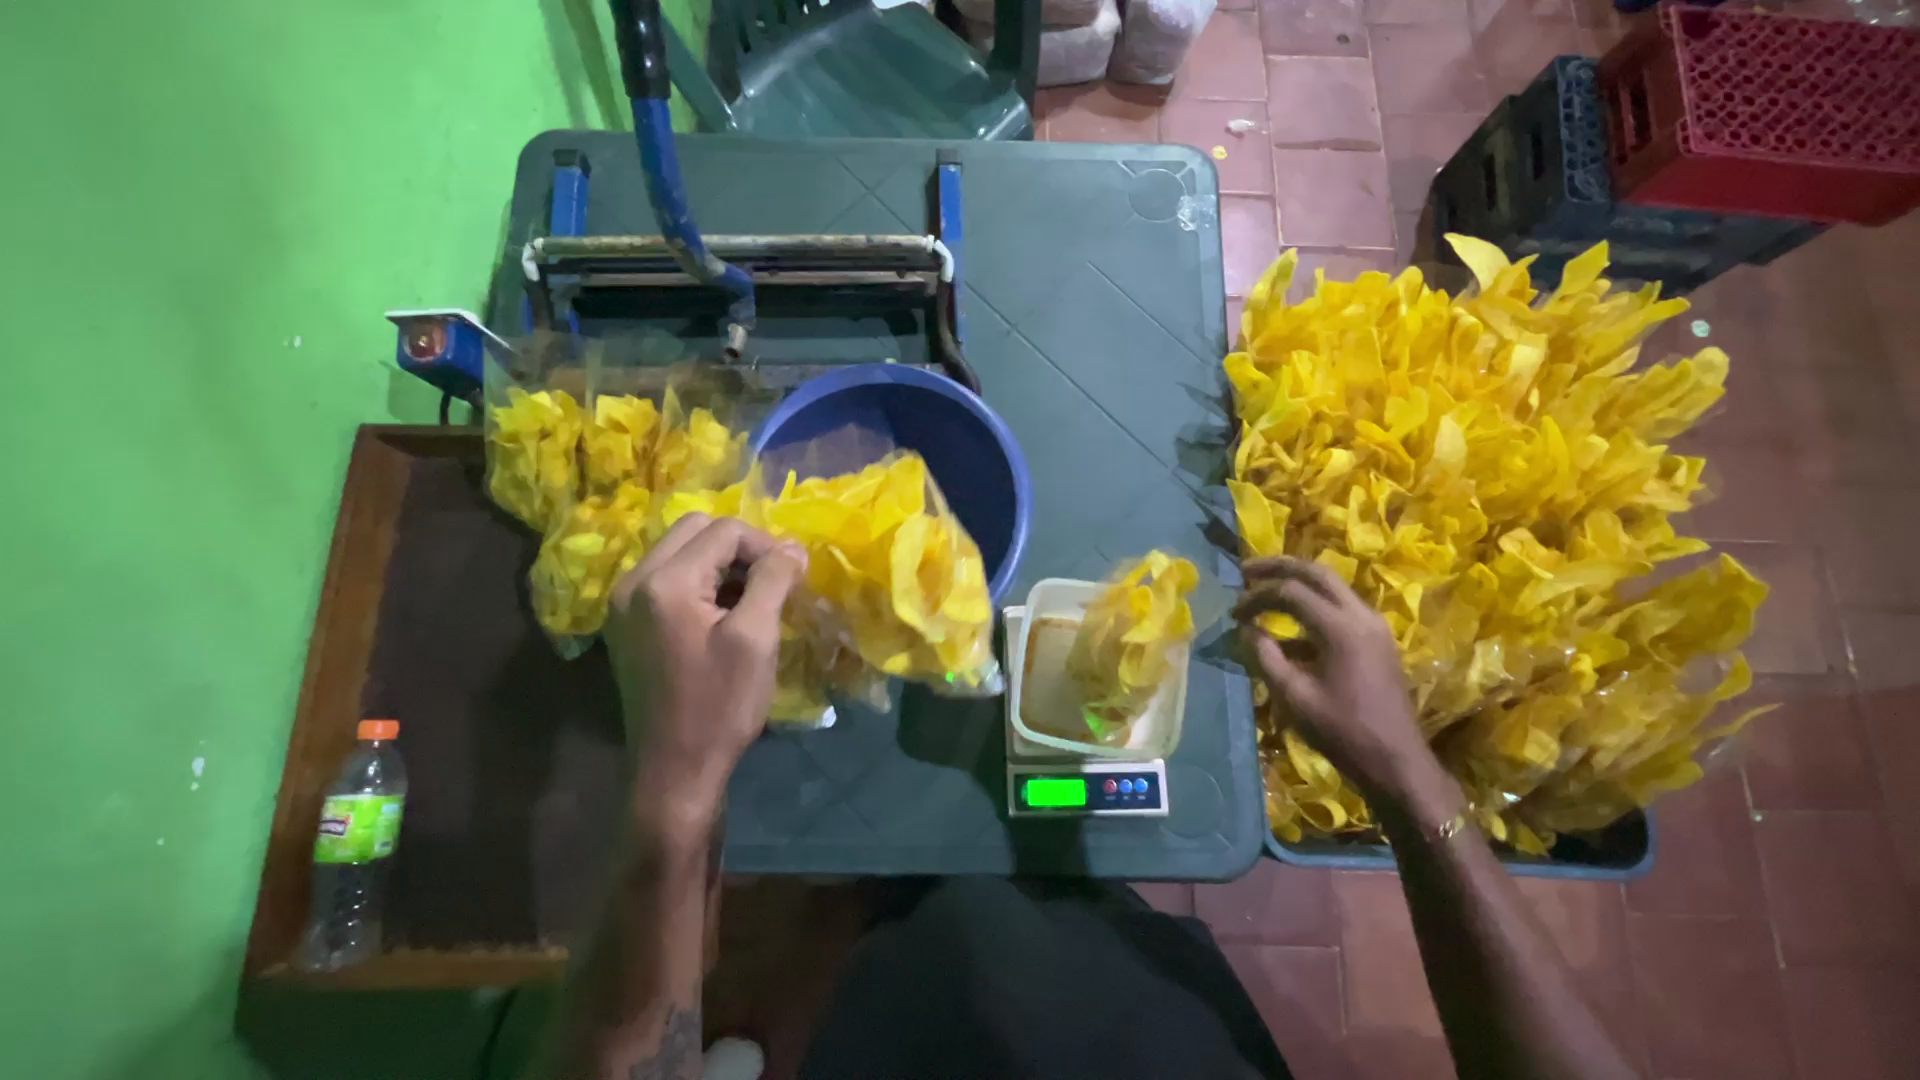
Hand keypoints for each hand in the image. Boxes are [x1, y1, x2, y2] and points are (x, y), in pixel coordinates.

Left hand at [603, 513, 806, 834]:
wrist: (674, 770)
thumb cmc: (720, 706)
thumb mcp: (757, 639)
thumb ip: (773, 580)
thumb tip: (793, 546)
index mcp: (664, 582)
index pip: (724, 530)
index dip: (765, 546)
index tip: (791, 578)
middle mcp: (633, 581)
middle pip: (695, 529)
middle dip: (740, 548)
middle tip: (770, 583)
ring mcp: (623, 602)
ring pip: (680, 551)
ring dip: (720, 564)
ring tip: (751, 601)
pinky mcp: (626, 622)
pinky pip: (667, 578)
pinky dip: (700, 582)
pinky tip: (722, 615)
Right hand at [1236, 557, 1432, 796]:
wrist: (1396, 762)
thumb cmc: (1341, 731)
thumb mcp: (1292, 696)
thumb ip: (1264, 656)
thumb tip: (1246, 629)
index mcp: (1341, 628)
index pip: (1290, 592)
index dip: (1256, 597)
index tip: (1233, 613)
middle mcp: (1362, 616)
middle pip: (1317, 573)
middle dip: (1279, 567)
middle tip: (1246, 570)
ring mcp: (1375, 626)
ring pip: (1332, 586)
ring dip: (1297, 583)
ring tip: (1265, 590)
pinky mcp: (1377, 640)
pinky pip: (1341, 607)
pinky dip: (1313, 605)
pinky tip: (1290, 626)